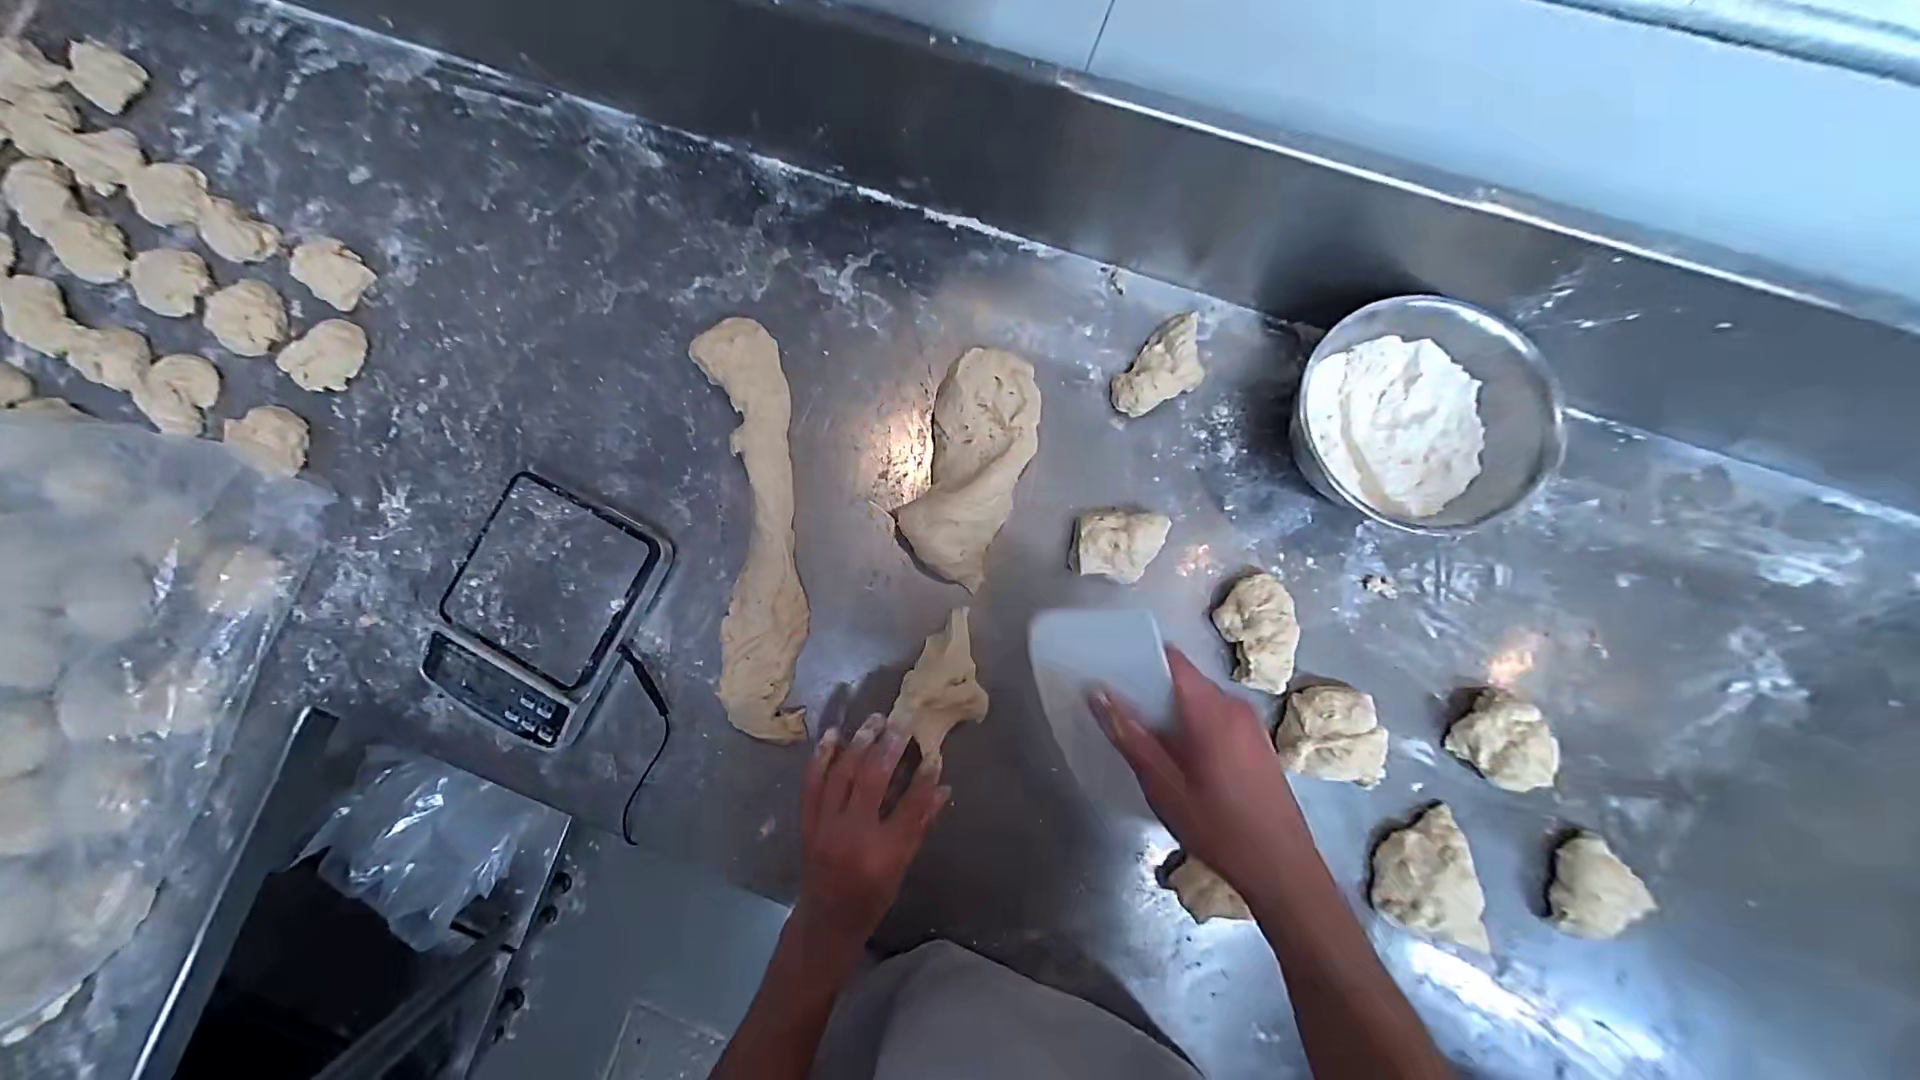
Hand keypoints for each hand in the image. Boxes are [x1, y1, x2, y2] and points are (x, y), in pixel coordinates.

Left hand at [796, 714, 947, 945]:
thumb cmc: (871, 897)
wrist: (826, 920)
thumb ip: (920, 825)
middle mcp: (852, 836)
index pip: (910, 806)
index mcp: (882, 854)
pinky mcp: (807, 822)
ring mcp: (825, 827)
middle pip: (872, 780)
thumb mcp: (902, 867)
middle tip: (901, 722)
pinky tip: (833, 735)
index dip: (924, 778)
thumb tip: (942, 788)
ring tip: (874, 721)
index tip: (933, 753)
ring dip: (858, 743)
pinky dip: (821, 757)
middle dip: (888, 747)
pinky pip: (812, 783)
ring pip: (842, 775)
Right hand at [1091, 647, 1313, 898]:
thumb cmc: (1219, 828)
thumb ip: (1129, 735)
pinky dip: (1192, 726)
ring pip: (1198, 702)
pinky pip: (1216, 718)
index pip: (1171, 660)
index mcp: (1211, 709)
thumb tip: (1098, 694)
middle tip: (1120, 714)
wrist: (1284, 871)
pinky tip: (1179, 760)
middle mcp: (1235, 706)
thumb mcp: (1163, 785)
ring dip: (1170, 713)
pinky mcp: (1257, 743)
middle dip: (1150, 693)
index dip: (1138, 659)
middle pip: (1183, 681)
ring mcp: (1250, 725)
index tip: (1110, 670)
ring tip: (1145, 741)